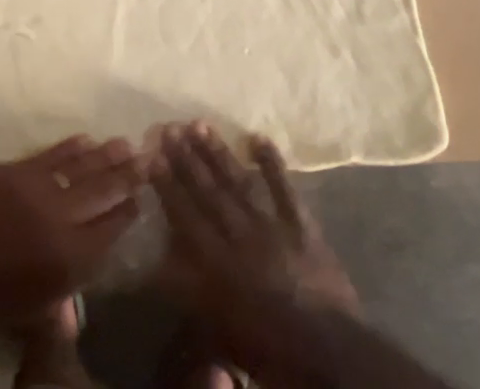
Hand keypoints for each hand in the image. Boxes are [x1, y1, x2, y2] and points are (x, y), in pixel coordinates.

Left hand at [0, 136, 144, 323]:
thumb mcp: (34, 309)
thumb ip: (67, 297)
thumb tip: (84, 302)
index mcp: (70, 258)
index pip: (111, 230)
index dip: (128, 213)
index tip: (143, 200)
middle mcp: (61, 220)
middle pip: (104, 193)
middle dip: (128, 177)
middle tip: (148, 161)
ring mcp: (38, 191)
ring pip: (82, 169)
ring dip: (107, 155)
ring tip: (127, 143)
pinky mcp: (15, 173)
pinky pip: (51, 155)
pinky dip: (71, 146)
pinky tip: (87, 139)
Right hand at [151, 123, 360, 381]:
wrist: (328, 354)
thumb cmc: (266, 347)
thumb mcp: (215, 327)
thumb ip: (186, 290)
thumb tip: (153, 264)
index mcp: (217, 263)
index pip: (186, 215)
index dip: (167, 185)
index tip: (151, 156)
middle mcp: (241, 237)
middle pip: (209, 192)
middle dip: (187, 159)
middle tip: (169, 128)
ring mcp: (274, 228)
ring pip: (240, 184)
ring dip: (219, 154)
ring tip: (200, 125)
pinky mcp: (304, 228)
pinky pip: (286, 190)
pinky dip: (272, 163)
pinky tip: (257, 138)